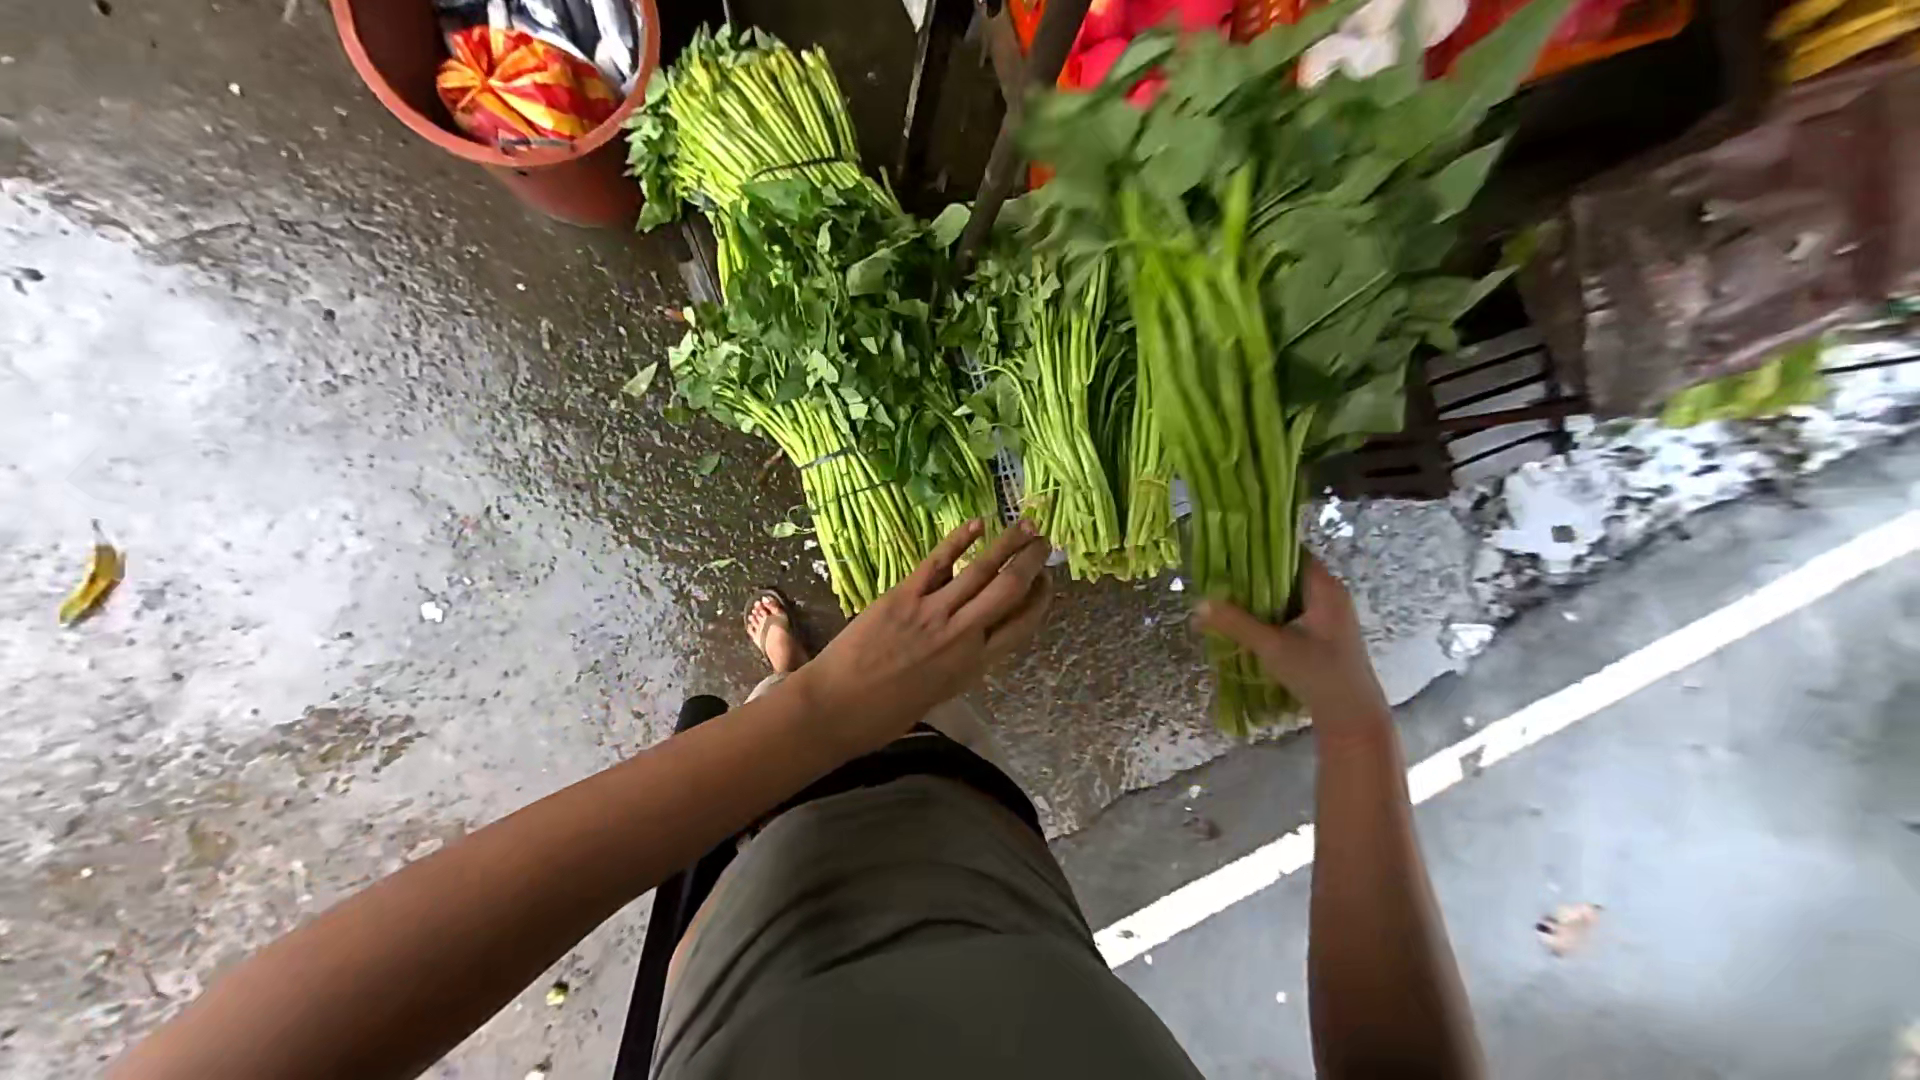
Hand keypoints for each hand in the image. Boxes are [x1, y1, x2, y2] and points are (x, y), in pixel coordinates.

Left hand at [794, 518, 1051, 755]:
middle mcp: (963, 637)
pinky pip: (938, 562)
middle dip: (1032, 562)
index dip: (1040, 598)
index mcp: (974, 666)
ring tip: (1026, 525)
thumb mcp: (939, 692)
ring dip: (1008, 544)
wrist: (835, 710)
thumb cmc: (885, 715)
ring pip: (981, 571)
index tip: (1046, 580)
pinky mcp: (904, 597)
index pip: (1022, 625)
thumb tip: (976, 632)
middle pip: (1010, 590)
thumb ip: (962, 660)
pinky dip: (959, 540)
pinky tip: (978, 524)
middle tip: (1044, 541)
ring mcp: (933, 614)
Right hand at [1194, 556, 1389, 738]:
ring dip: (1258, 594)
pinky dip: (1267, 610)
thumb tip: (1197, 605)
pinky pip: (1289, 609)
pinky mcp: (1321, 631)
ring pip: (1285, 592)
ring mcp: (1327, 614)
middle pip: (1285, 571)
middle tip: (1218, 574)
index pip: (1290, 552)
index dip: (1260, 547)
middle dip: (1252, 573)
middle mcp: (1329, 594)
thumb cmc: (1318, 675)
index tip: (1228, 548)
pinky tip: (1244, 618)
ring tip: (1224, 594)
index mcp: (1325, 588)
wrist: (1352, 717)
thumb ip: (1235, 623)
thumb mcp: (1272, 647)